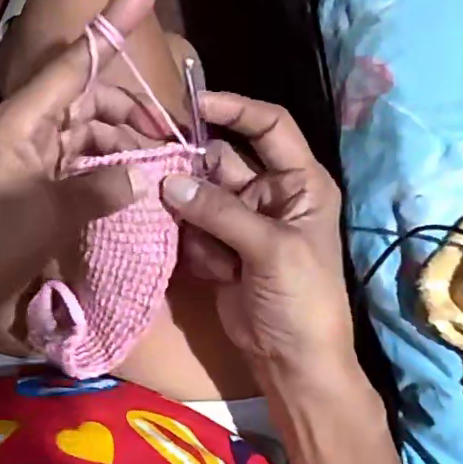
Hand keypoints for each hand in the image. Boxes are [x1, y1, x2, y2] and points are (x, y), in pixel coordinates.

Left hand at [0, 0, 163, 297]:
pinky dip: (103, 156)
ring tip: (156, 158)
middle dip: (129, 106)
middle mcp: (22, 125)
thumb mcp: (53, 216)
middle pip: (84, 92)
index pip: (74, 61)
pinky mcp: (31, 172)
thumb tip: (141, 170)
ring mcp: (26, 149)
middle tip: (170, 135)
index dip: (112, 21)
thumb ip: (101, 186)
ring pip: (83, 122)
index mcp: (20, 121)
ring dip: (119, 134)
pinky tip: (130, 173)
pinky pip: (75, 150)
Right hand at [157, 92, 353, 382]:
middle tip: (160, 176)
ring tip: (212, 254)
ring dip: (190, 216)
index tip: (194, 105)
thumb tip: (168, 181)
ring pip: (196, 194)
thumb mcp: (270, 250)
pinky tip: (213, 271)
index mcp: (299, 182)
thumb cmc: (302, 299)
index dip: (236, 110)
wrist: (290, 359)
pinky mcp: (215, 245)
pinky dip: (189, 242)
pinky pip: (188, 226)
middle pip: (220, 161)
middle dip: (194, 171)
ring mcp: (237, 220)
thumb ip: (220, 212)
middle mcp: (268, 193)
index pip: (270, 127)